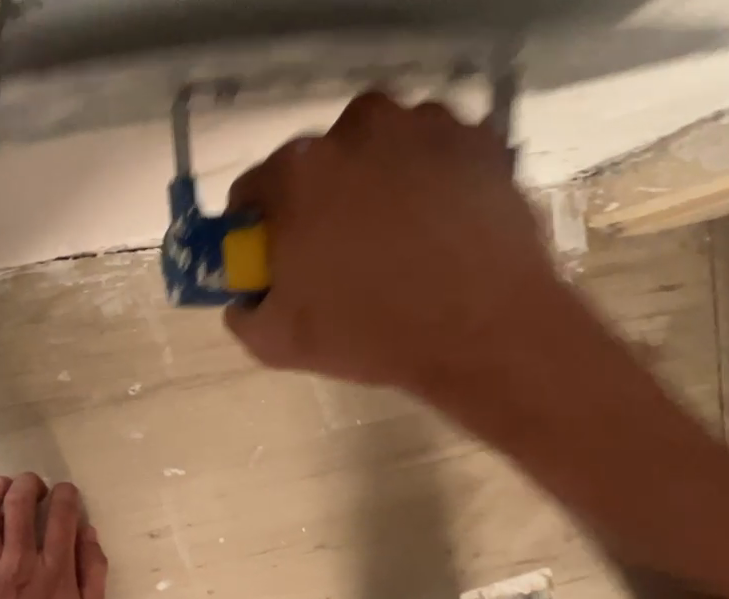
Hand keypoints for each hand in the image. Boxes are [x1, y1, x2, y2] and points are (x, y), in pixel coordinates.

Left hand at [0, 474, 108, 598]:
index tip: (67, 494)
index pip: (62, 513)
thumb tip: (88, 530)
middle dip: (30, 483)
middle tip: (36, 487)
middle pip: (19, 501)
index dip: (67, 493)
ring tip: (5, 489)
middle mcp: (19, 562)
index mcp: (55, 570)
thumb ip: (94, 570)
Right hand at [223, 94, 573, 392]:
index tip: (276, 256)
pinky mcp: (478, 139)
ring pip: (378, 151)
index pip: (254, 191)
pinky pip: (434, 154)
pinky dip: (429, 180)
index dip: (259, 228)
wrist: (484, 331)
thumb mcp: (277, 343)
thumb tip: (245, 296)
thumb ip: (244, 312)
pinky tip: (438, 226)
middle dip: (319, 201)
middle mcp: (356, 129)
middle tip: (338, 252)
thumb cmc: (369, 333)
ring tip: (395, 238)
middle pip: (318, 164)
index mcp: (297, 173)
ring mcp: (424, 126)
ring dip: (375, 183)